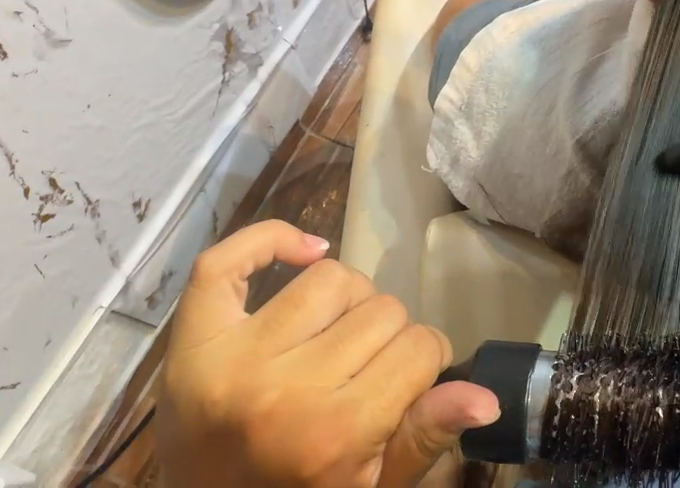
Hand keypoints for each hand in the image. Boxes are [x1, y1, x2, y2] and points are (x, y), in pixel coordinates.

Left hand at [156, 221, 498, 487]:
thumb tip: (488, 395)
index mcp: (331, 434)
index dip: (425, 363)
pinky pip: (227, 261)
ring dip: (348, 300)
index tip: (408, 385)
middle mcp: (282, 390)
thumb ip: (425, 437)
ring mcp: (230, 360)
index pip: (420, 348)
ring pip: (332, 277)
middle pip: (382, 309)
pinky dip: (270, 241)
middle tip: (365, 371)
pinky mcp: (190, 341)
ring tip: (334, 337)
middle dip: (389, 337)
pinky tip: (306, 253)